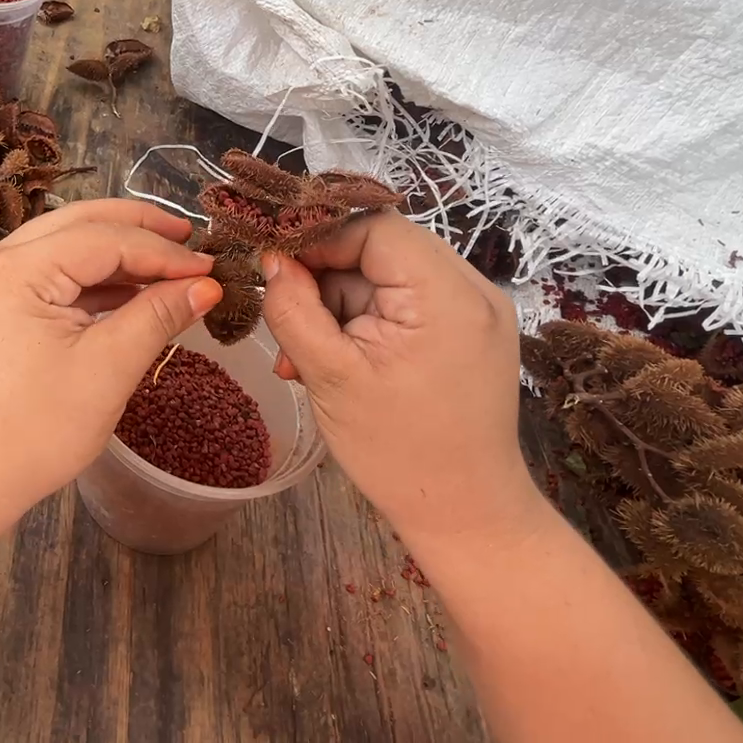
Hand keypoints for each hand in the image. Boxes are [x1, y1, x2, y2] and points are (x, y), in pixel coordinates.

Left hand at [0, 199, 222, 510]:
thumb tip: (207, 285)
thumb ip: (158, 316)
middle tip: (191, 240)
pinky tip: (131, 293)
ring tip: (170, 268)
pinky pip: (51, 274)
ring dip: (117, 253)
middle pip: (80, 224)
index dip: (162, 251)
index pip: (104, 238)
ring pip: (65, 245)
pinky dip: (93, 280)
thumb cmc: (35, 430)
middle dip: (138, 229)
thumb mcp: (107, 369)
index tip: (211, 268)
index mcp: (17, 268)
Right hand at [260, 212, 538, 543]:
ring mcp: (470, 310)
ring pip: (379, 276)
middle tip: (284, 319)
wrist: (463, 514)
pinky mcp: (461, 330)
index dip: (317, 238)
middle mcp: (471, 289)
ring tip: (303, 357)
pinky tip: (331, 360)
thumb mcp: (328, 374)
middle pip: (377, 248)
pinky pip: (396, 302)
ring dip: (333, 306)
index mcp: (448, 295)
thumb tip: (271, 259)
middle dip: (322, 279)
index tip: (272, 267)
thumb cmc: (395, 449)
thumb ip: (293, 308)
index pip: (373, 227)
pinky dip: (357, 323)